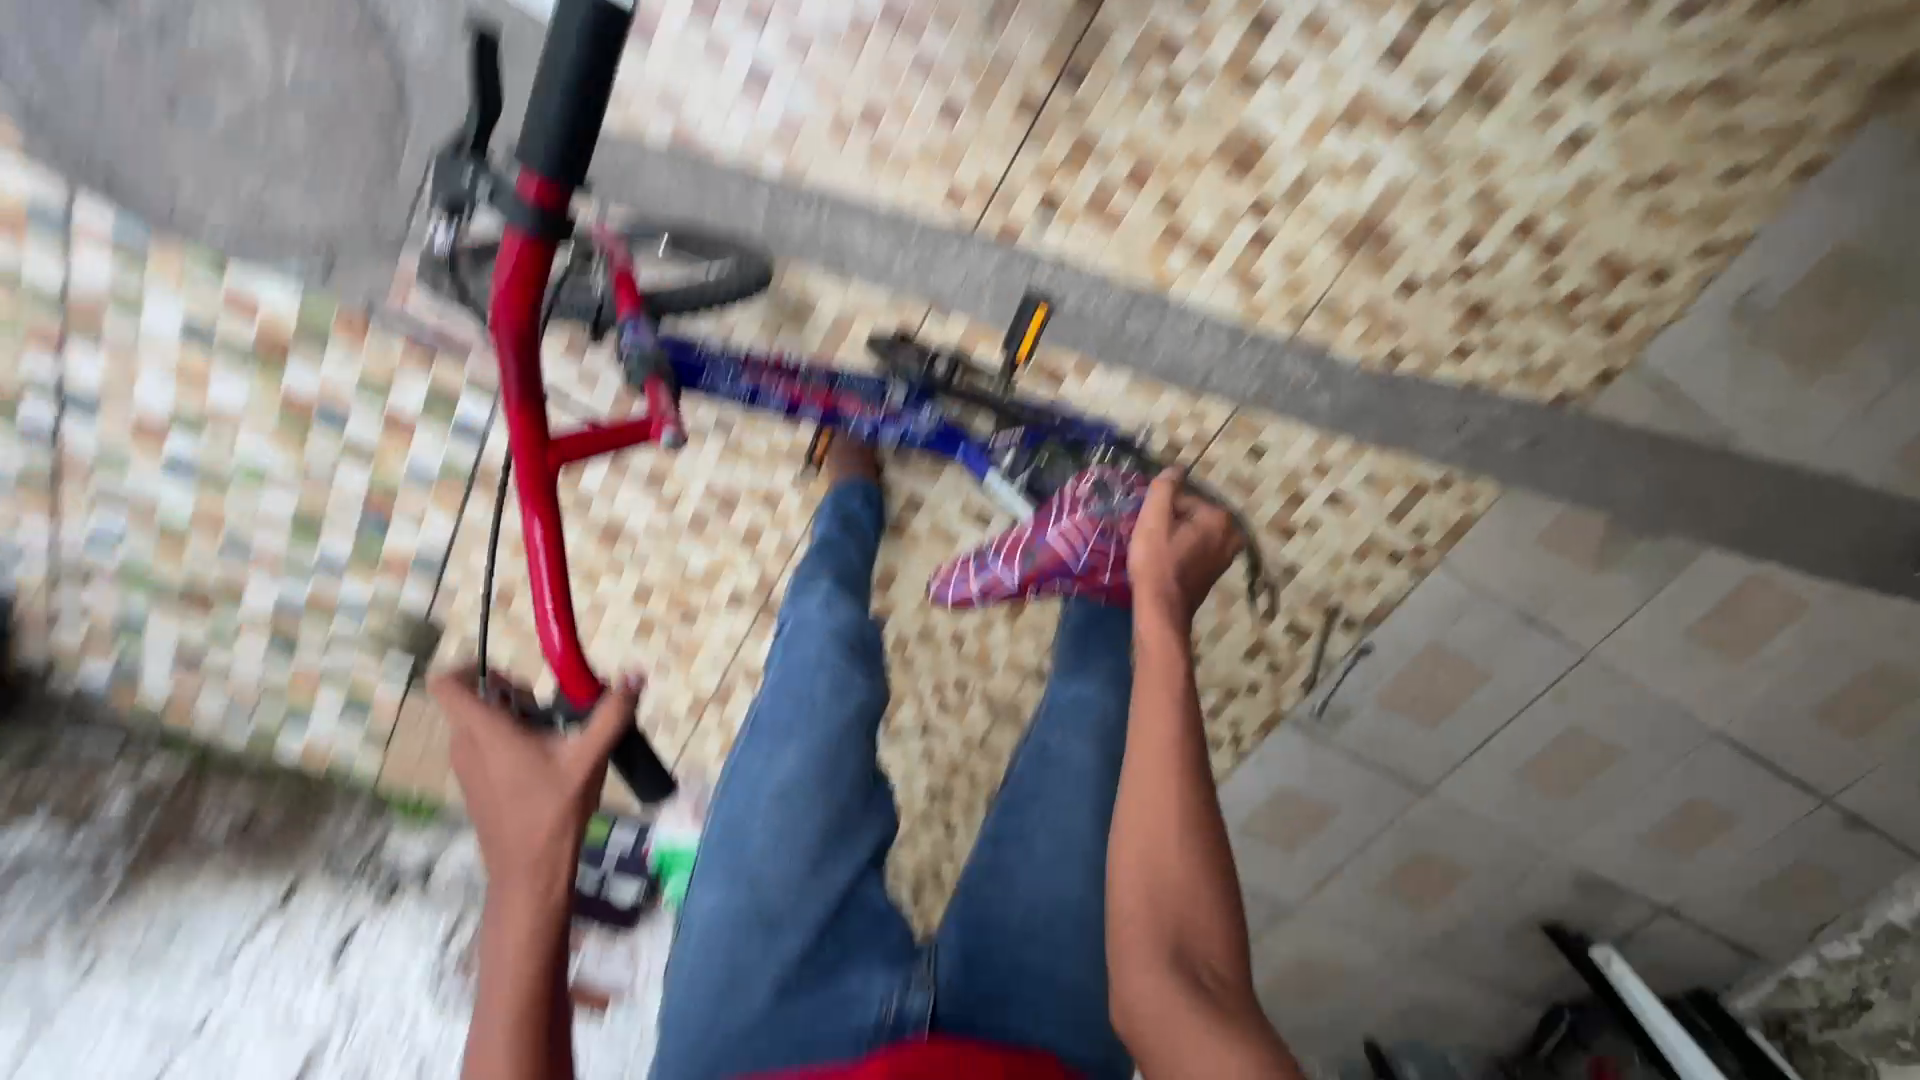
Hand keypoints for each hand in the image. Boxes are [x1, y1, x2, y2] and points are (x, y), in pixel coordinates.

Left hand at [430, 665, 644, 902]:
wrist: (529, 870)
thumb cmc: (554, 808)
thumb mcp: (589, 756)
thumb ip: (611, 713)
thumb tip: (636, 674)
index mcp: (485, 730)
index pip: (447, 682)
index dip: (469, 666)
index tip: (509, 671)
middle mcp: (465, 744)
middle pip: (475, 699)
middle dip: (511, 693)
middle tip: (549, 708)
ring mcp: (466, 767)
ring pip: (480, 723)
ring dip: (513, 718)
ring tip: (551, 737)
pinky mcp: (474, 785)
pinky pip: (483, 746)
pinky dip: (508, 741)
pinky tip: (543, 764)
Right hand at [1129, 468, 1243, 625]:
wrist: (1161, 609)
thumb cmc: (1156, 562)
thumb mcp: (1153, 518)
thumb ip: (1165, 487)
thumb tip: (1176, 468)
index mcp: (1219, 516)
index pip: (1183, 498)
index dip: (1161, 511)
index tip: (1149, 529)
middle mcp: (1232, 533)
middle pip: (1190, 514)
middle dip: (1170, 522)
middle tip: (1151, 540)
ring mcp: (1227, 554)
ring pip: (1193, 531)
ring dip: (1174, 536)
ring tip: (1157, 552)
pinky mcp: (1218, 570)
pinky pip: (1197, 548)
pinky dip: (1182, 550)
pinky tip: (1167, 563)